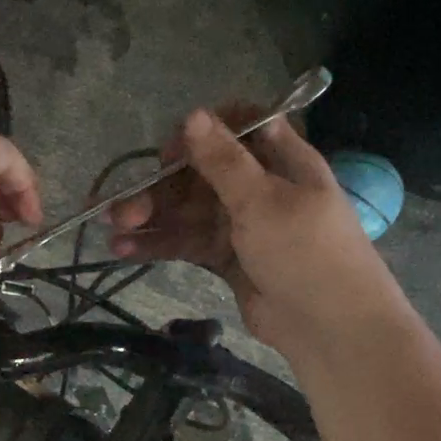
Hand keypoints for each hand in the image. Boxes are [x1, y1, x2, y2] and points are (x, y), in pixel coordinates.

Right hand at [107, 106, 409, 358]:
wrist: (328, 326)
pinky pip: (184, 242)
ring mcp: (239, 224)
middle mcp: (258, 187)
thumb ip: (223, 161)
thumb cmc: (305, 253)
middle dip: (157, 188)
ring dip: (149, 219)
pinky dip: (156, 244)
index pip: (238, 129)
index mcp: (280, 161)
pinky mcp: (224, 257)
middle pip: (198, 175)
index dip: (201, 134)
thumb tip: (192, 114)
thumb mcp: (263, 201)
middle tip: (120, 210)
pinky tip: (124, 250)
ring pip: (185, 211)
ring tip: (112, 232)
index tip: (169, 151)